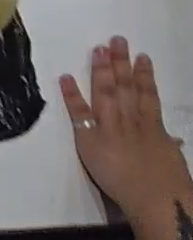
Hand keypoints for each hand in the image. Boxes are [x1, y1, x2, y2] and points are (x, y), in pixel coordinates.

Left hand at [59, 37, 190, 214]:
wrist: (159, 199)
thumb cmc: (165, 184)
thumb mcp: (169, 159)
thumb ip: (167, 146)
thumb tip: (173, 142)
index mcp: (155, 128)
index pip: (149, 95)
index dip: (145, 75)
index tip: (141, 56)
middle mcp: (135, 123)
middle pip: (128, 87)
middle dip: (120, 63)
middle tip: (115, 40)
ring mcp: (114, 129)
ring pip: (109, 93)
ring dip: (102, 70)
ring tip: (98, 49)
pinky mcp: (92, 138)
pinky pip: (81, 113)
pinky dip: (73, 94)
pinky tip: (67, 77)